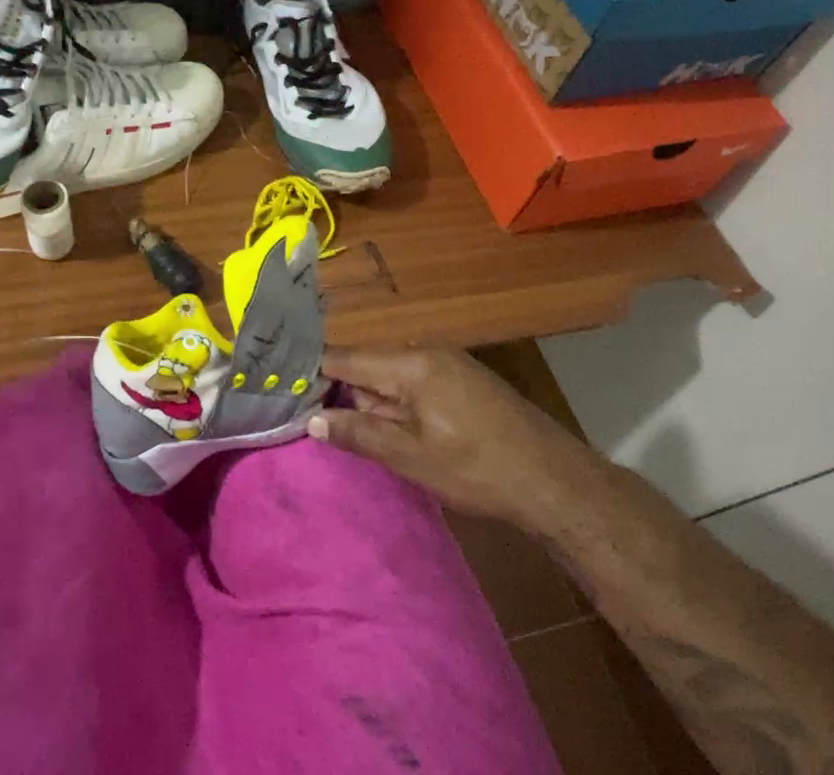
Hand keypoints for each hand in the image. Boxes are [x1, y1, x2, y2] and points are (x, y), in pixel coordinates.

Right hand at [308, 346, 602, 525]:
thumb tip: (311, 419)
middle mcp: (427, 352)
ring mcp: (449, 364)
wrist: (555, 482)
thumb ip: (358, 433)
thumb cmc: (476, 469)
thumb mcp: (409, 457)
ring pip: (389, 376)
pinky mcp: (463, 382)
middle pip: (365, 365)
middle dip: (338, 391)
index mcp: (411, 364)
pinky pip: (413, 383)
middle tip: (306, 417)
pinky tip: (385, 429)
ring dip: (368, 401)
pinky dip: (394, 403)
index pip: (343, 357)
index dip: (309, 371)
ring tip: (338, 427)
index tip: (278, 386)